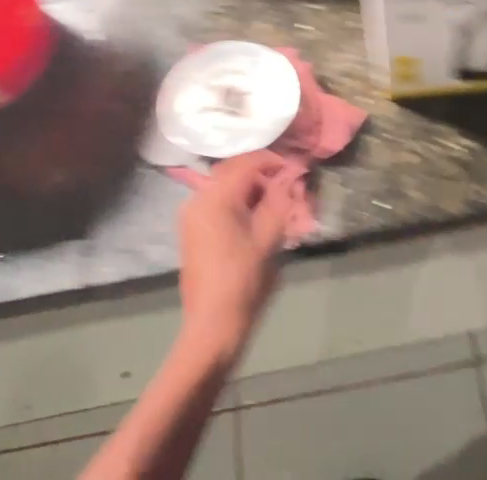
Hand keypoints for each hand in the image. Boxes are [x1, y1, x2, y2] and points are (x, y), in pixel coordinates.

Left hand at [177, 152, 293, 360]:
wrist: (212, 324)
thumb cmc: (243, 281)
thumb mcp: (268, 238)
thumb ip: (280, 201)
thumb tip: (291, 176)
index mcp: (214, 198)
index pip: (246, 163)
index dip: (273, 162)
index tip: (295, 170)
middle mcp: (197, 199)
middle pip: (233, 172)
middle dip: (262, 175)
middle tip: (288, 188)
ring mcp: (191, 215)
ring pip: (225, 187)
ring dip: (251, 189)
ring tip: (277, 204)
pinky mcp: (193, 230)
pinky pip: (217, 203)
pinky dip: (238, 202)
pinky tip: (257, 218)